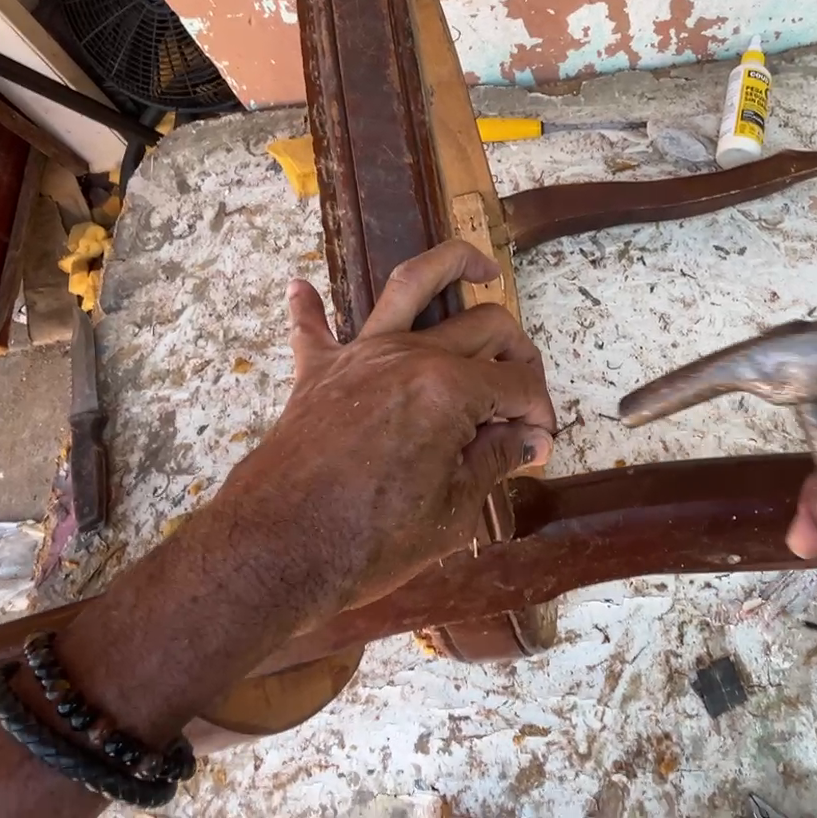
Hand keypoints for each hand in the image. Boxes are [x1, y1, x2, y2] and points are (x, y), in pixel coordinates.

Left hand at [241, 240, 555, 604]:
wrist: (275, 552)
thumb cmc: (370, 542)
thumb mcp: (453, 511)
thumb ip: (495, 460)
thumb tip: (530, 439)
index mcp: (450, 390)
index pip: (517, 385)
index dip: (539, 414)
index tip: (541, 444)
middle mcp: (410, 356)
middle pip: (485, 326)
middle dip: (520, 353)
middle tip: (525, 392)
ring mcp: (361, 356)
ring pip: (413, 285)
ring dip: (452, 264)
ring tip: (479, 267)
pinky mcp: (317, 373)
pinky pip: (312, 328)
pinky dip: (308, 307)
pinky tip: (300, 287)